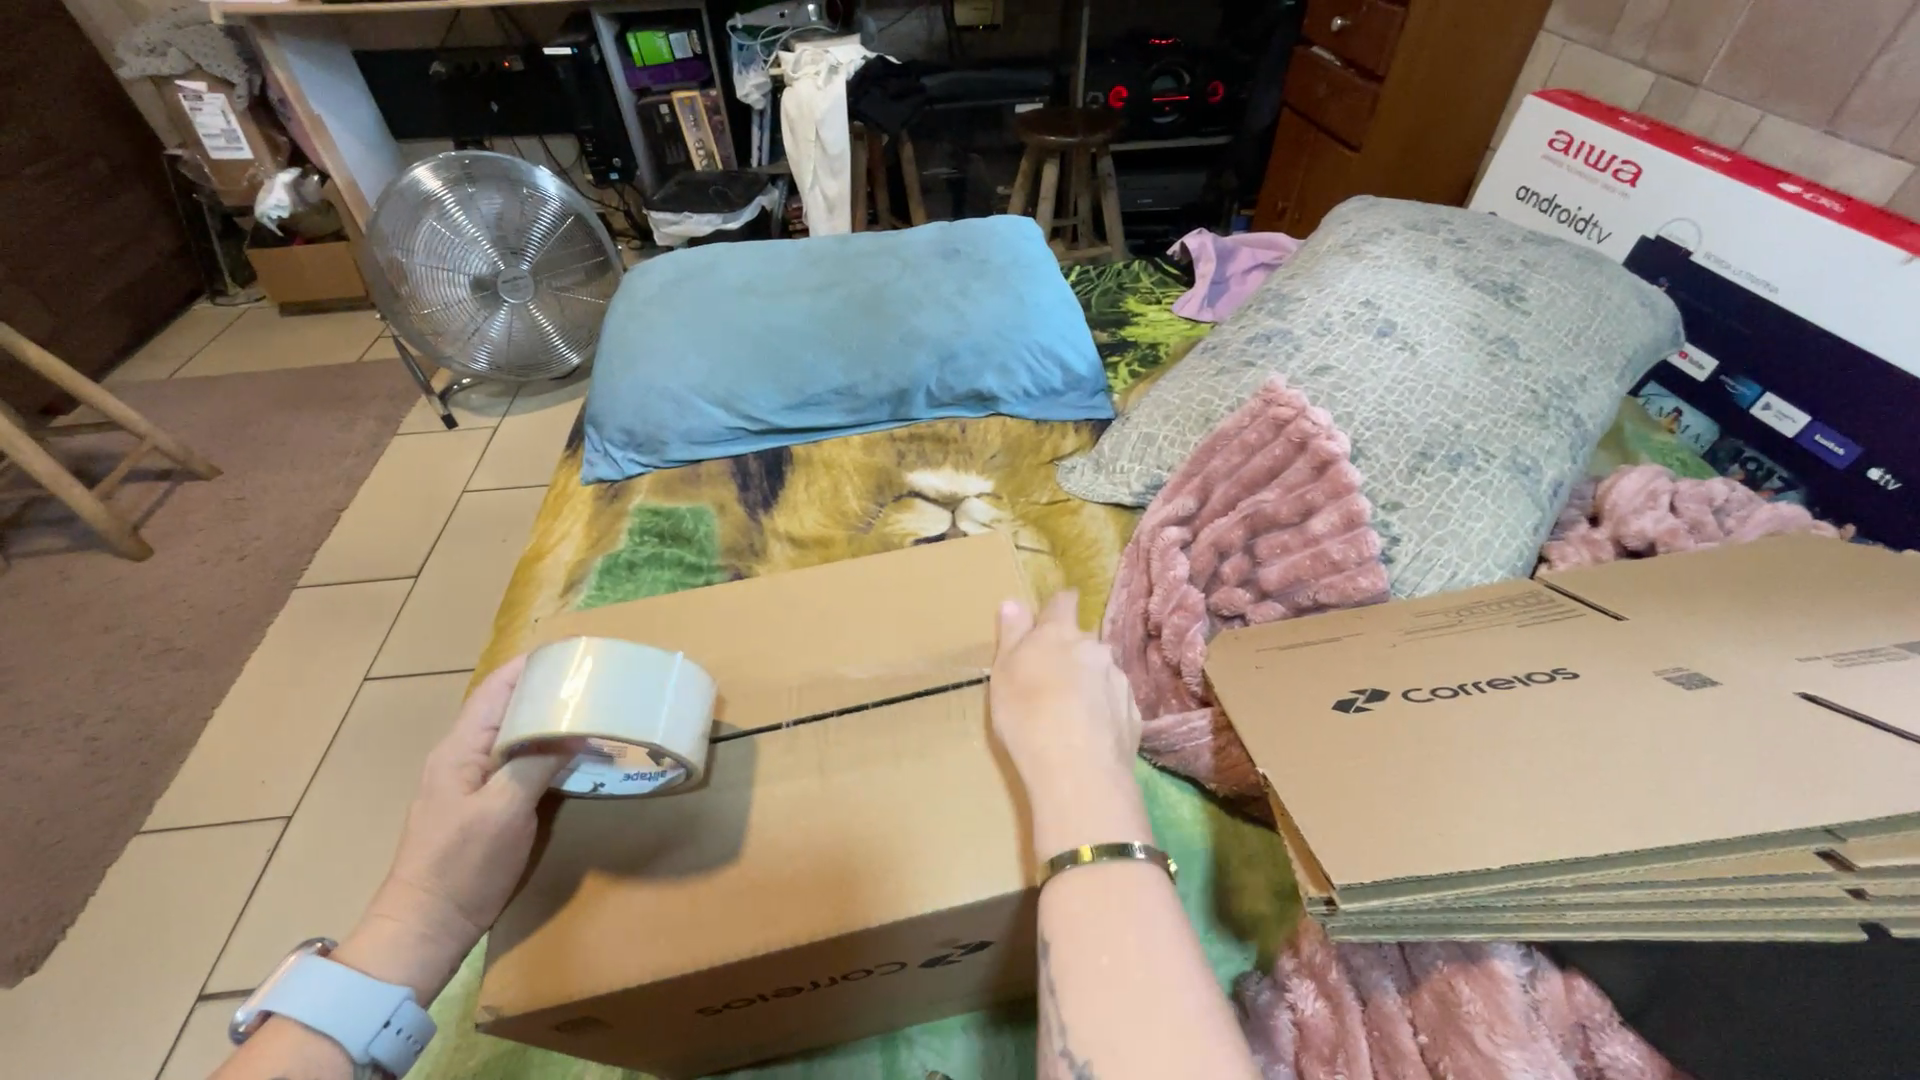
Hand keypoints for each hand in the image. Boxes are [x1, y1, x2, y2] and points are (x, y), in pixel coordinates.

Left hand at [332, 655, 568, 1002]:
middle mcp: (466, 755)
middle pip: (511, 707)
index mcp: (461, 748)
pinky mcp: (490, 803)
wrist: (427, 926)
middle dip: (551, 690)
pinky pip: (524, 762)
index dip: (534, 665)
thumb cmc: (461, 865)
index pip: (498, 687)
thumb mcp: (504, 809)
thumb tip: (575, 728)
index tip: (576, 652)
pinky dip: (552, 751)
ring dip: (554, 721)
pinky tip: (580, 754)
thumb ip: (537, 762)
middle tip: (598, 681)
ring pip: (520, 735)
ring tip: (597, 711)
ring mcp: (477, 781)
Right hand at [991, 591, 1149, 853]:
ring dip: (1089, 681)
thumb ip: (1011, 634)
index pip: (1063, 602)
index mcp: (1060, 633)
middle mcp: (1095, 648)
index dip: (1058, 604)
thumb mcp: (1004, 672)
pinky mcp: (1133, 713)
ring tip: (1070, 711)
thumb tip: (1014, 601)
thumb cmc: (1027, 714)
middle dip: (1071, 651)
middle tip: (1052, 676)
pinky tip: (1088, 733)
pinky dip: (1103, 710)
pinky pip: (1114, 702)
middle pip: (1083, 640)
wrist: (1076, 768)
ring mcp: (1119, 680)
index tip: (1054, 611)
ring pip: (1102, 671)